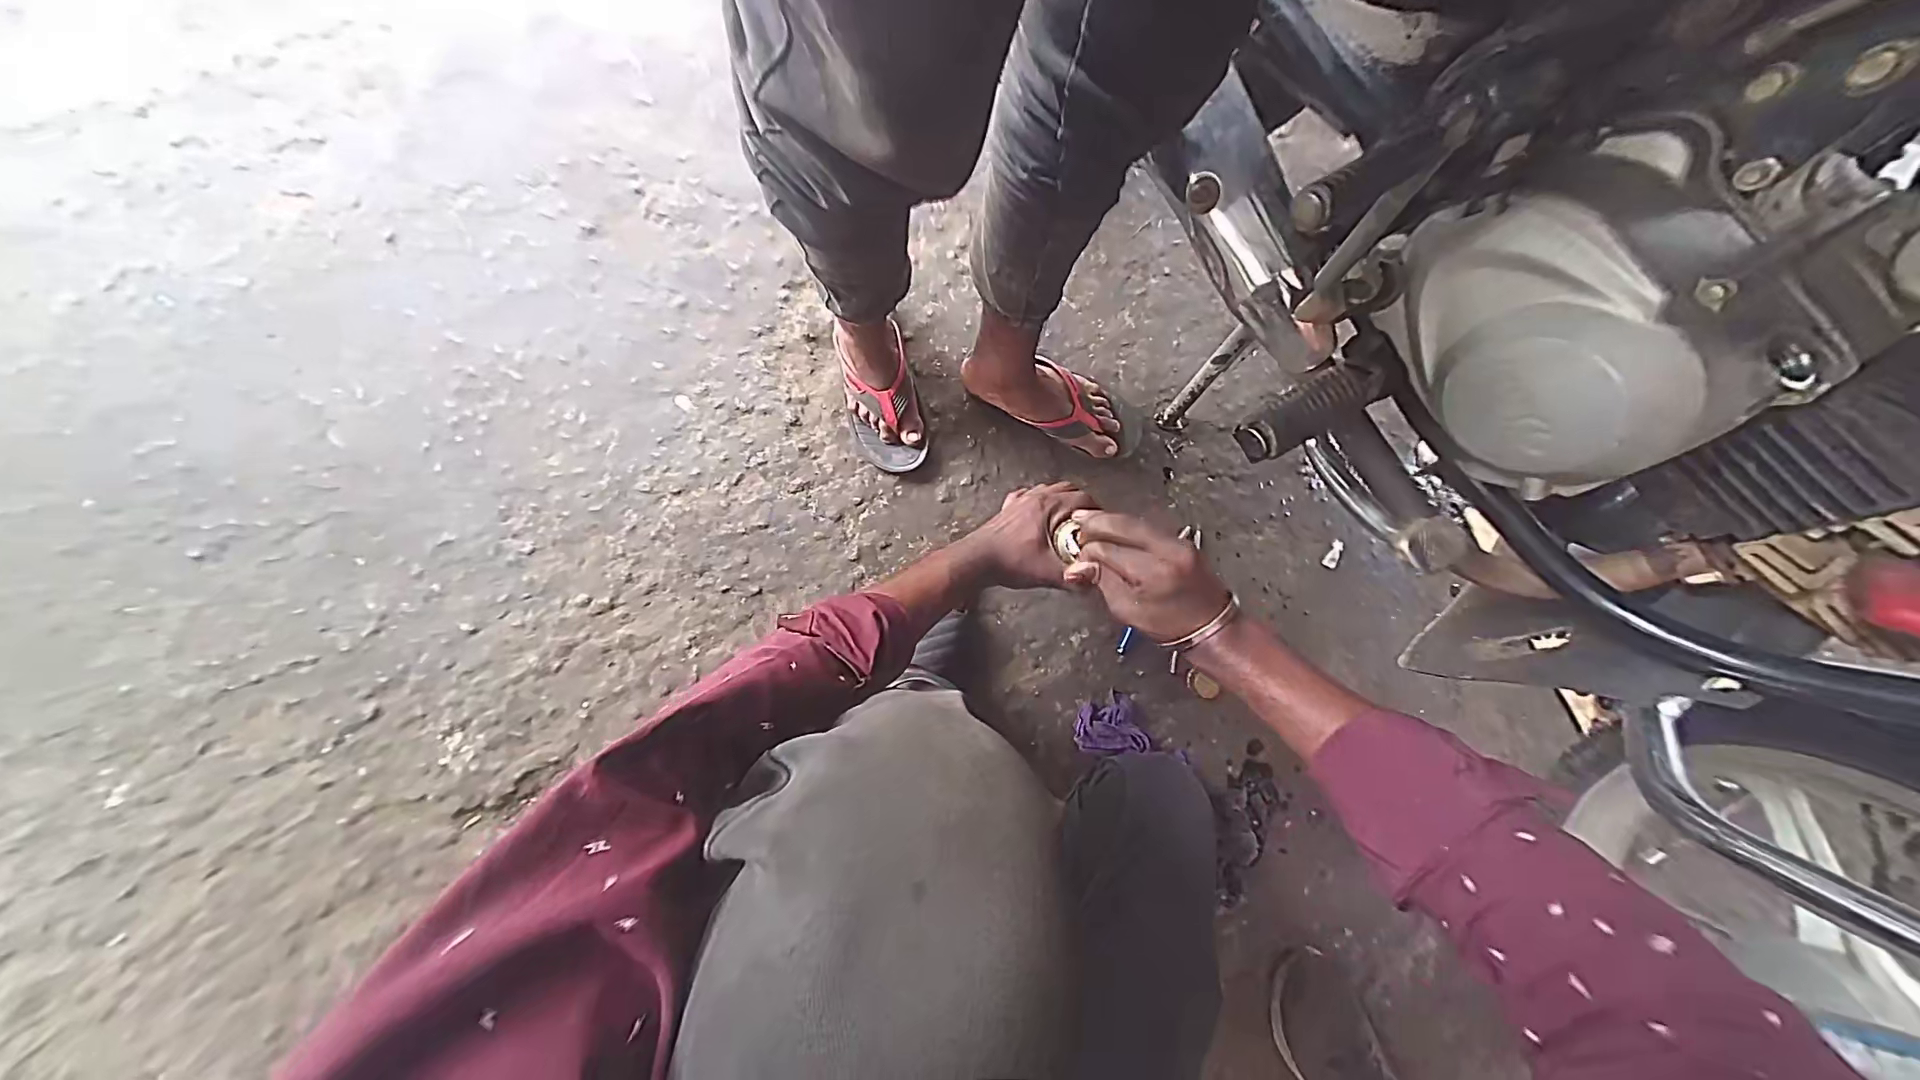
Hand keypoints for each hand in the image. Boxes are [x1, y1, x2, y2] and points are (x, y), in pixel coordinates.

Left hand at [963, 482, 1099, 590]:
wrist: (975, 561)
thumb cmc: (1009, 562)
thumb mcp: (1049, 573)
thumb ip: (1075, 577)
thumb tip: (1094, 581)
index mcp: (1048, 506)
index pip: (1084, 499)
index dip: (1097, 513)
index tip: (1102, 527)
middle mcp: (1035, 497)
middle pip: (1069, 490)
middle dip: (1082, 506)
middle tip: (1088, 525)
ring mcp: (1019, 501)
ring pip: (1049, 490)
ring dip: (1062, 501)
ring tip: (1069, 521)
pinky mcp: (1007, 509)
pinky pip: (1028, 496)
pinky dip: (1039, 502)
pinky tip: (1040, 516)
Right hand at [1063, 512, 1232, 641]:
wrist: (1211, 625)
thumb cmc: (1168, 625)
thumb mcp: (1127, 610)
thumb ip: (1101, 583)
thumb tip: (1075, 567)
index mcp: (1153, 572)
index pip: (1108, 549)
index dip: (1088, 552)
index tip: (1078, 559)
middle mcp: (1167, 550)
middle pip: (1123, 525)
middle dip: (1096, 523)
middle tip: (1075, 522)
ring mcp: (1177, 541)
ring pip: (1135, 521)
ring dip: (1110, 521)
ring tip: (1087, 522)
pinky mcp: (1181, 539)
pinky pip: (1147, 526)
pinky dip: (1126, 525)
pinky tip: (1112, 527)